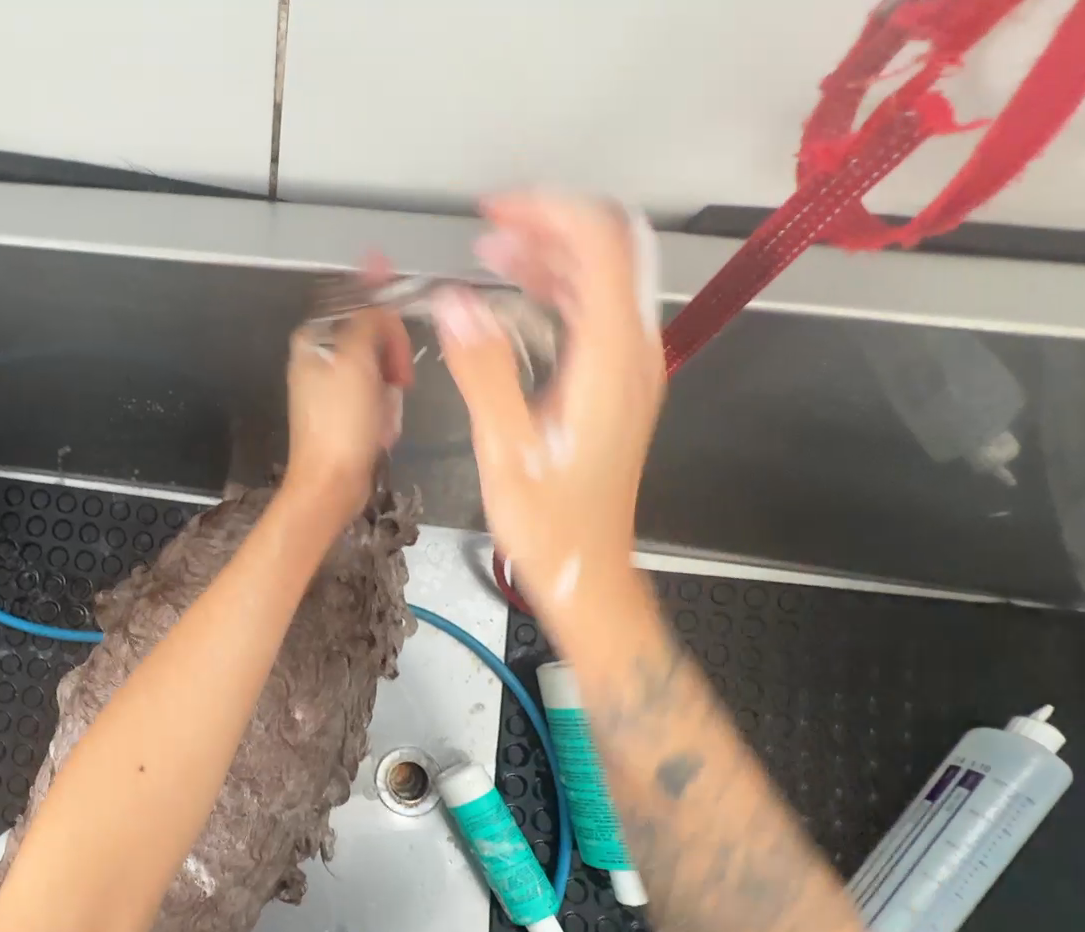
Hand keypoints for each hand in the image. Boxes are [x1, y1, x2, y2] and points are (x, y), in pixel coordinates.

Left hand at [283, 305, 412, 523]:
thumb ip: (369, 321)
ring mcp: (331, 388)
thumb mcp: (357, 360)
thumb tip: (379, 303)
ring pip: (381, 371)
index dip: (386, 320)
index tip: (400, 341)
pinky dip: (384, 413)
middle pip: (374, 339)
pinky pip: (377, 399)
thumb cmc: (341, 423)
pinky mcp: (344, 413)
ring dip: (389, 394)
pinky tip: (380, 430)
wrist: (331, 483)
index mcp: (313, 340)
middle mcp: (319, 360)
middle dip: (391, 363)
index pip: (359, 305)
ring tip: (381, 416)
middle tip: (397, 381)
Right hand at [433, 194, 663, 639]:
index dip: (551, 213)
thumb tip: (454, 302)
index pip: (600, 249)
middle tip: (488, 225)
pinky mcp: (611, 382)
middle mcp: (630, 352)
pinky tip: (513, 294)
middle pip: (608, 253)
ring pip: (600, 280)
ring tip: (491, 250)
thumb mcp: (505, 448)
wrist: (585, 567)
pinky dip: (553, 290)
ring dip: (550, 254)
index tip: (495, 211)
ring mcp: (625, 366)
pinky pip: (590, 313)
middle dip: (549, 224)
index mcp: (610, 360)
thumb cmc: (549, 520)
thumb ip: (483, 369)